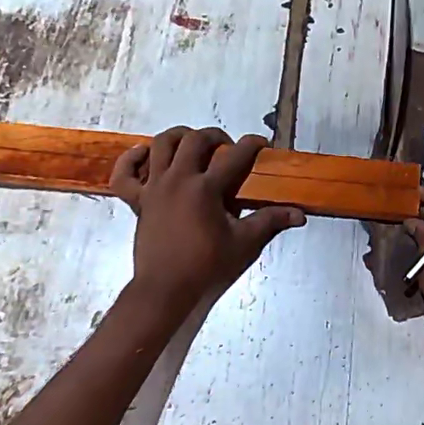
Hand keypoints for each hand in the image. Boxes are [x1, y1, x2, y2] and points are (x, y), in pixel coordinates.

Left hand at [111, 127, 305, 323]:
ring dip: (178, 137)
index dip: (252, 145)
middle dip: (214, 136)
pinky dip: (131, 160)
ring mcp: (154, 188)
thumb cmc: (206, 266)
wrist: (166, 288)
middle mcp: (178, 180)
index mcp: (206, 188)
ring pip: (160, 146)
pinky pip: (124, 174)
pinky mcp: (138, 201)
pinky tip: (144, 154)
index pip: (235, 156)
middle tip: (227, 146)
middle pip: (194, 140)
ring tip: (192, 142)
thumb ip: (270, 222)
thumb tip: (299, 215)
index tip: (262, 144)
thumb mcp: (244, 243)